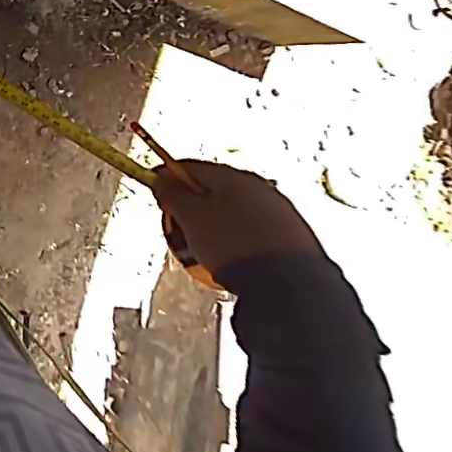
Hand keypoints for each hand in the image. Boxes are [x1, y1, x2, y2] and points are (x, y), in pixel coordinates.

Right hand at [152, 161, 321, 276]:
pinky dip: (239, 235)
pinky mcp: (294, 234)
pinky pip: (255, 227)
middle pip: (214, 187)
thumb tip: (161, 177)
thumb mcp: (191, 218)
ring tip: (206, 246)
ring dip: (217, 219)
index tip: (157, 191)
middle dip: (193, 201)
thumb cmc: (230, 244)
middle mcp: (257, 185)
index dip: (169, 176)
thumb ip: (172, 194)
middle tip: (178, 222)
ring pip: (236, 207)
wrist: (289, 285)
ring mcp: (279, 208)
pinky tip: (235, 255)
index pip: (190, 167)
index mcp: (230, 176)